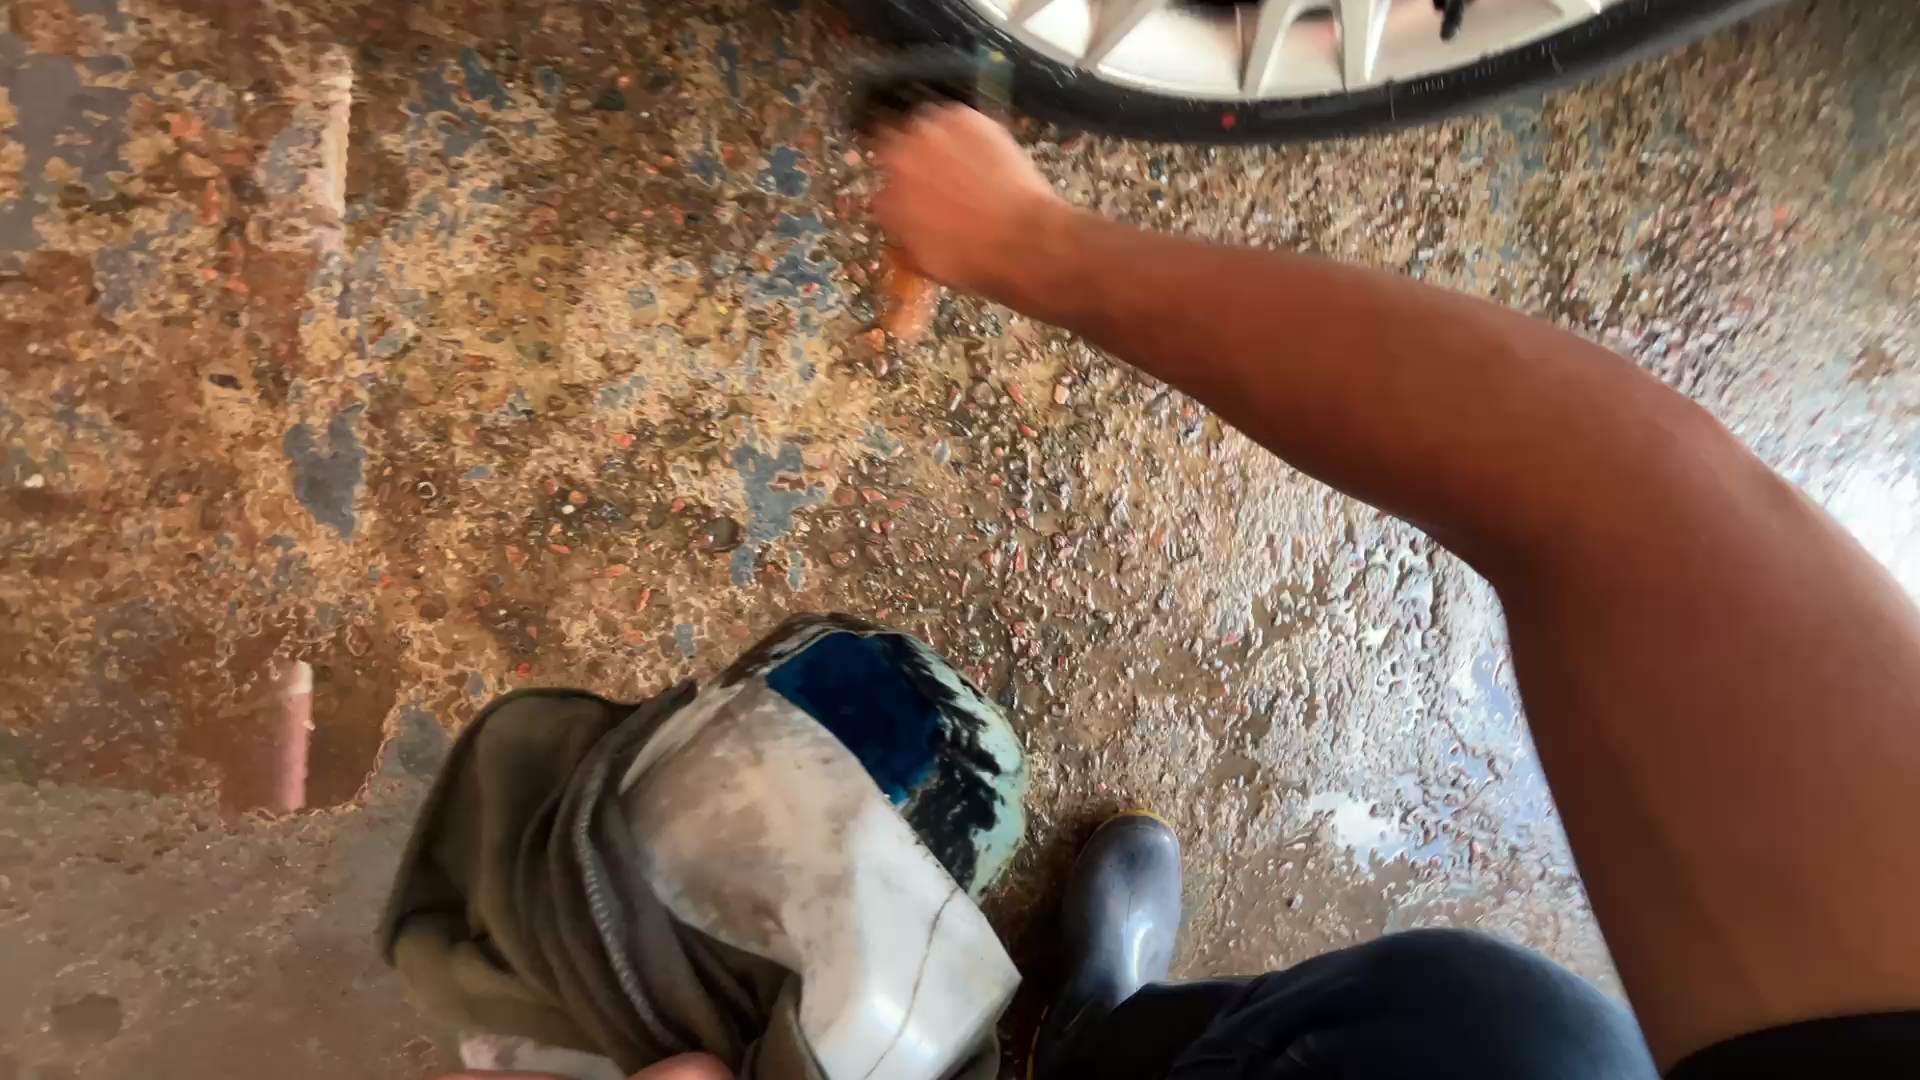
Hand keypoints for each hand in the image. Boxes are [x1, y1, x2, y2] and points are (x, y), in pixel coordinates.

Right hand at [870, 105, 1070, 297]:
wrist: (1020, 238)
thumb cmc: (975, 262)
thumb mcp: (929, 265)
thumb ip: (906, 239)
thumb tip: (902, 229)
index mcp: (888, 202)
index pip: (883, 193)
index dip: (902, 198)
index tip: (917, 204)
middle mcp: (899, 161)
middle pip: (897, 152)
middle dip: (915, 165)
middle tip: (943, 183)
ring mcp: (930, 133)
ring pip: (926, 131)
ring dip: (939, 146)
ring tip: (966, 169)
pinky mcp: (963, 117)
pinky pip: (957, 120)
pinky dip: (967, 134)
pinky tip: (985, 158)